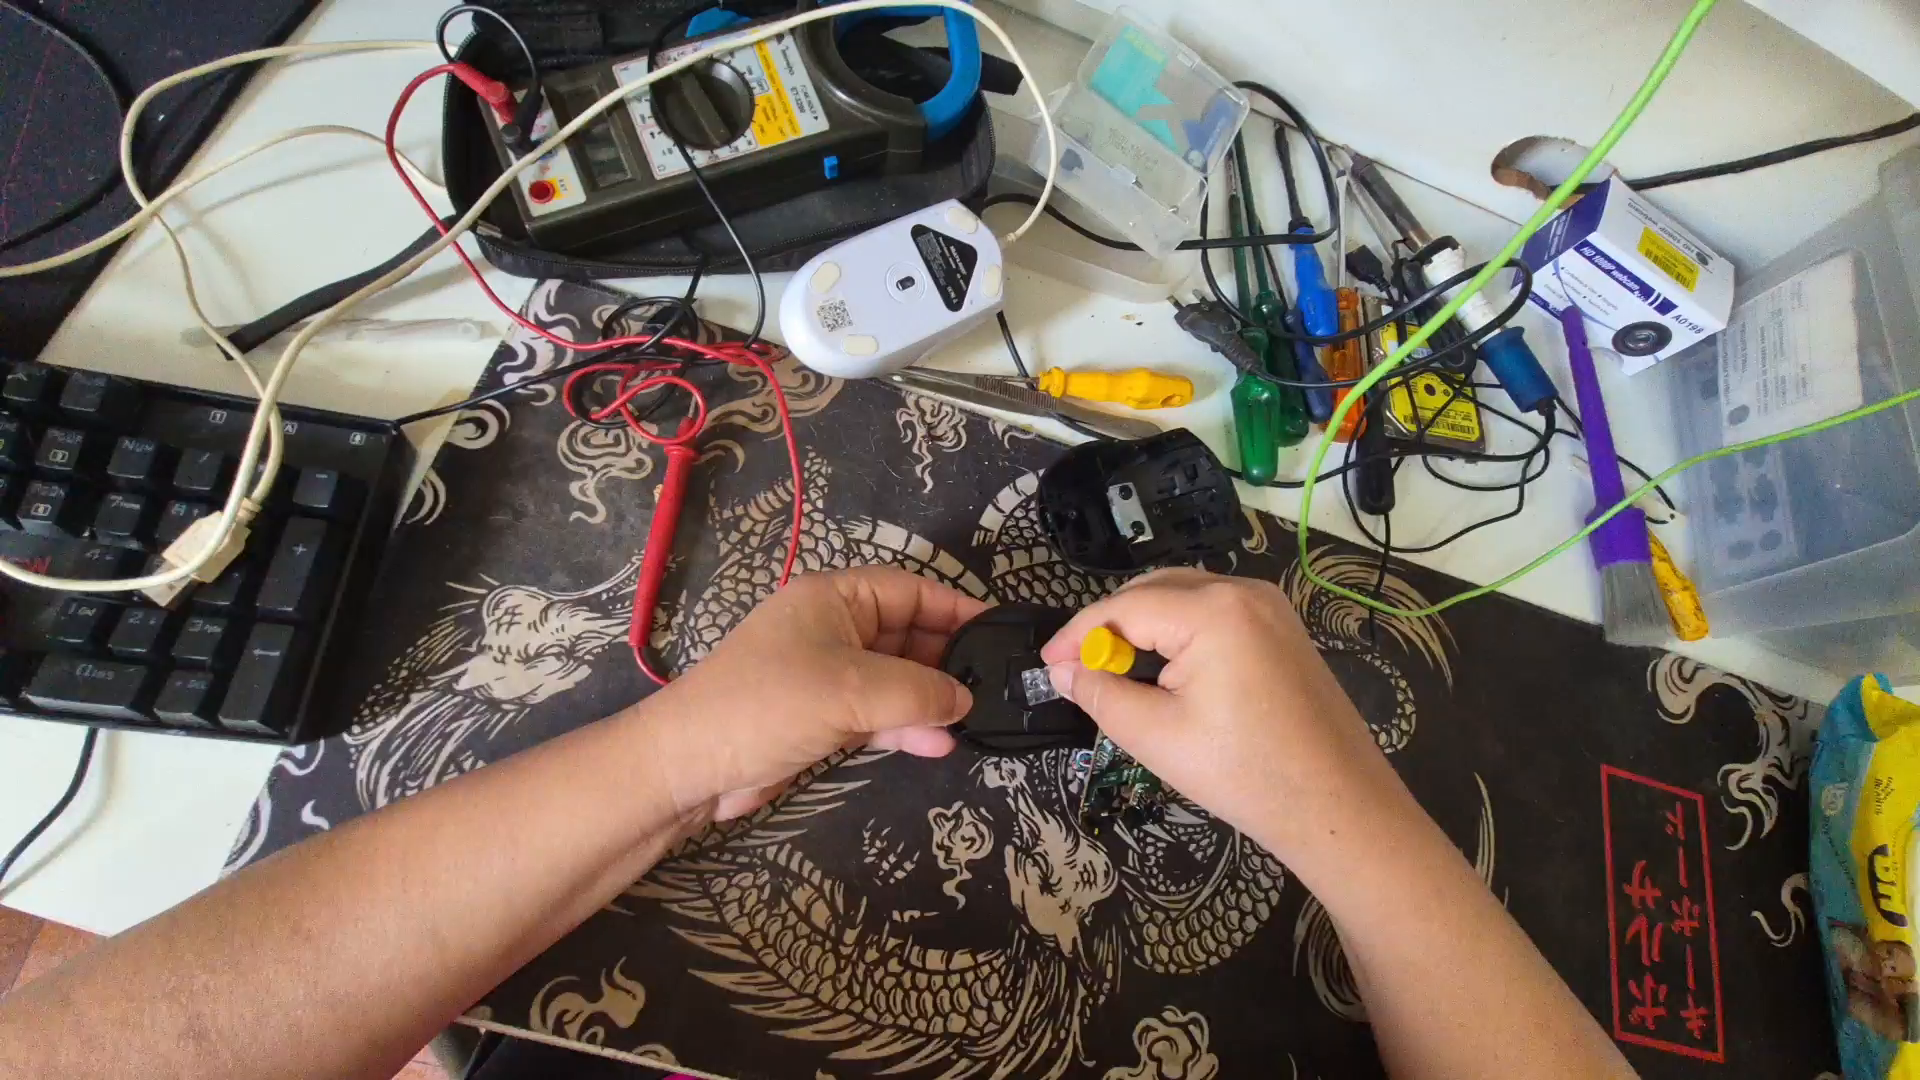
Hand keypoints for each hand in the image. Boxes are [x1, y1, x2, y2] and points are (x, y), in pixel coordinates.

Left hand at [638, 565, 985, 820]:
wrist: (692, 767)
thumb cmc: (769, 704)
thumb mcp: (850, 691)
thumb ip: (917, 692)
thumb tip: (965, 701)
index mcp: (835, 598)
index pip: (910, 590)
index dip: (955, 607)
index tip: (998, 630)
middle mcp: (835, 628)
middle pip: (906, 634)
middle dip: (947, 658)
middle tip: (992, 681)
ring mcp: (830, 673)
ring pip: (895, 678)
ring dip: (929, 698)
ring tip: (973, 717)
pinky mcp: (825, 715)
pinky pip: (878, 713)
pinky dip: (905, 726)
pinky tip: (938, 744)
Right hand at [1040, 569, 1417, 871]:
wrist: (1341, 810)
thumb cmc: (1244, 774)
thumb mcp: (1156, 736)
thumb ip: (1100, 693)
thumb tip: (1063, 670)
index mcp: (1213, 611)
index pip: (1123, 607)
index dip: (1078, 633)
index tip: (1047, 663)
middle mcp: (1243, 591)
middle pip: (1153, 590)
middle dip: (1109, 624)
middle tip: (1079, 665)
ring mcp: (1269, 606)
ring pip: (1182, 596)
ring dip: (1142, 624)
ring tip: (1114, 666)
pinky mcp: (1282, 627)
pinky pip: (1213, 611)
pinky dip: (1177, 629)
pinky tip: (1165, 665)